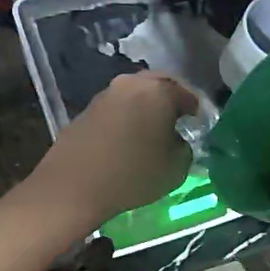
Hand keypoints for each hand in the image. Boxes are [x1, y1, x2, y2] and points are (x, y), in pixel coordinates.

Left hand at [27, 72, 199, 224]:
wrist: (73, 186)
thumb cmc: (133, 175)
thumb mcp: (176, 168)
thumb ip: (183, 147)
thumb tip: (174, 140)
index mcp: (158, 91)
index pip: (186, 94)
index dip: (194, 110)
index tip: (196, 124)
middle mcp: (130, 84)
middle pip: (157, 85)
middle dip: (169, 100)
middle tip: (176, 121)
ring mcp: (104, 95)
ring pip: (133, 95)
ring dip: (143, 107)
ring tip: (149, 130)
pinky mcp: (84, 110)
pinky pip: (113, 109)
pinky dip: (123, 118)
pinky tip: (124, 138)